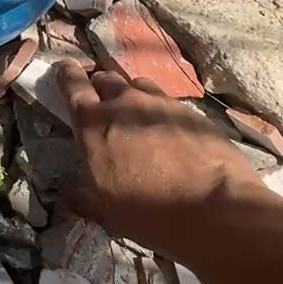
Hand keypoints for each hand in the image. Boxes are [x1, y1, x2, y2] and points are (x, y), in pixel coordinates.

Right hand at [55, 62, 273, 255]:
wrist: (217, 211)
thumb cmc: (151, 214)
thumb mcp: (108, 213)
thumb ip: (86, 199)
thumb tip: (71, 197)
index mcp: (94, 124)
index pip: (73, 85)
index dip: (67, 75)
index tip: (65, 69)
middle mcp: (124, 103)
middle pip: (106, 79)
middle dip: (100, 86)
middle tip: (103, 103)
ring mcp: (160, 104)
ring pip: (138, 85)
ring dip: (132, 95)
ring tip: (137, 115)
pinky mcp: (191, 111)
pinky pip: (167, 101)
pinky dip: (161, 110)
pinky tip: (169, 133)